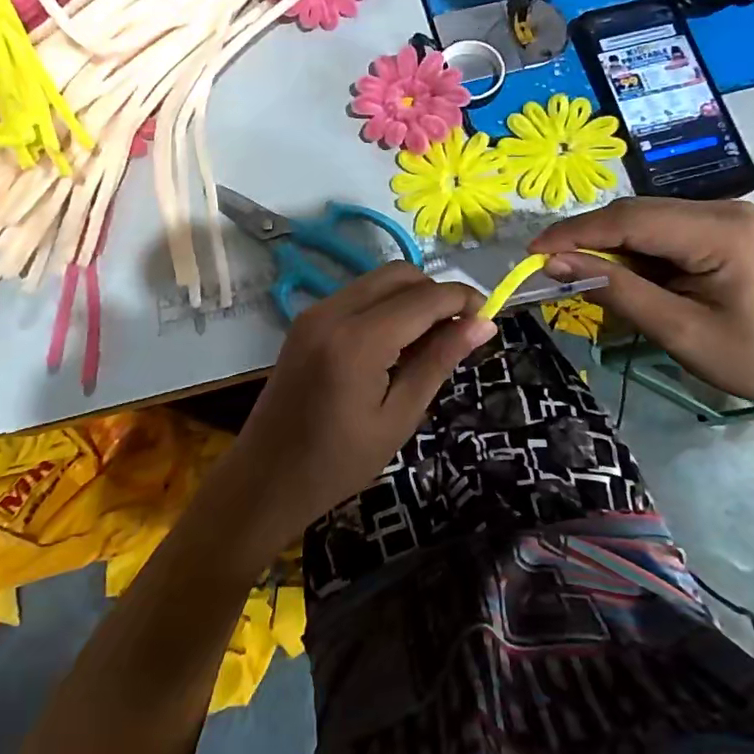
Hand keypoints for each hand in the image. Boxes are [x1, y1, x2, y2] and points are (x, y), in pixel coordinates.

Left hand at [223, 262, 494, 544]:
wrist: (265, 479)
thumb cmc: (338, 463)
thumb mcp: (399, 416)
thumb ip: (439, 361)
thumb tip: (483, 324)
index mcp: (358, 340)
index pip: (426, 297)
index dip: (464, 300)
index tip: (489, 319)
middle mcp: (333, 312)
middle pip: (401, 275)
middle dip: (437, 294)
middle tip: (458, 333)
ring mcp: (315, 312)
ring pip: (379, 280)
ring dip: (412, 298)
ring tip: (430, 342)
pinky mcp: (307, 320)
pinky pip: (359, 295)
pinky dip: (386, 306)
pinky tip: (396, 344)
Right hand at [531, 197, 753, 414]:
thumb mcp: (679, 331)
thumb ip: (618, 291)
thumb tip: (556, 263)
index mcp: (722, 230)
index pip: (632, 218)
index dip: (576, 232)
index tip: (532, 253)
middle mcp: (726, 209)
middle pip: (639, 213)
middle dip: (590, 238)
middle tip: (548, 267)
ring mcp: (729, 217)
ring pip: (650, 221)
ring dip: (612, 245)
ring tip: (579, 274)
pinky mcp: (728, 231)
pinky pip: (668, 232)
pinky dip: (638, 252)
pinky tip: (623, 275)